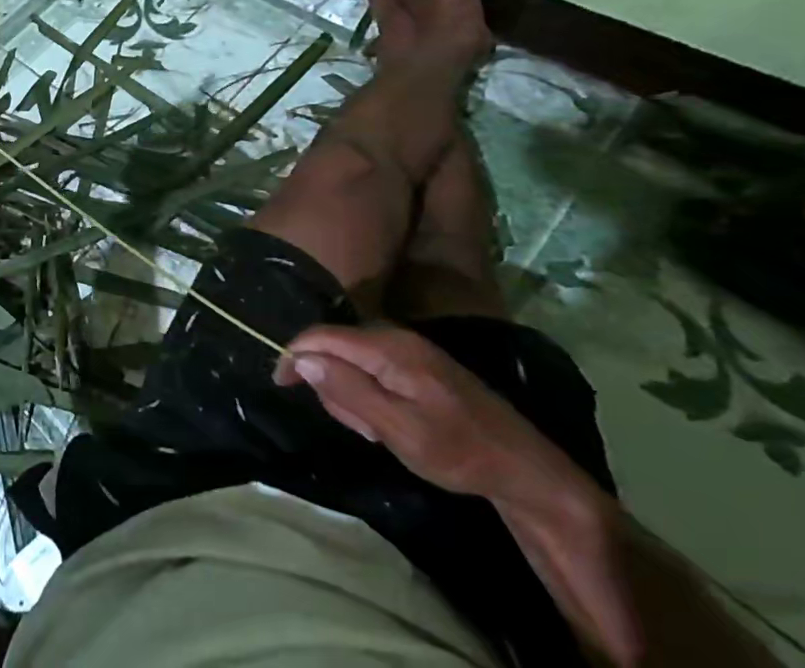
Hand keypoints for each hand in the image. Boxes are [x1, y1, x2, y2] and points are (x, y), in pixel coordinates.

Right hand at [273, 325, 584, 506]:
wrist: (524, 469)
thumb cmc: (458, 452)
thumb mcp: (398, 429)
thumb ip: (349, 390)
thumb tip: (302, 358)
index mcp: (390, 347)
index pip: (322, 336)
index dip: (293, 356)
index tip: (280, 385)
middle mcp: (396, 337)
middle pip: (334, 347)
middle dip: (331, 385)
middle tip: (360, 427)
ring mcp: (408, 350)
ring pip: (350, 361)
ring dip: (351, 396)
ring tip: (377, 431)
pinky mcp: (417, 365)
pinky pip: (370, 370)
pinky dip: (367, 397)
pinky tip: (387, 423)